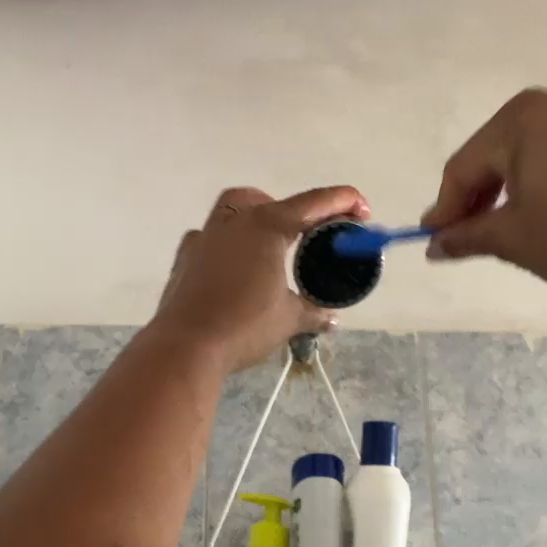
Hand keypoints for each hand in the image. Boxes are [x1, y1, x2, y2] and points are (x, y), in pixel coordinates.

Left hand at [150, 185, 369, 372]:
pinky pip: (208, 239)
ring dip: (252, 221)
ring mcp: (203, 238)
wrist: (185, 348)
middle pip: (263, 199)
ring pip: (229, 211)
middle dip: (286, 209)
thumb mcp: (288, 320)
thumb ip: (312, 312)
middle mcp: (233, 222)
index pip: (313, 203)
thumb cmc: (243, 328)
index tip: (362, 211)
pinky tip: (232, 271)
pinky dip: (225, 246)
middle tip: (301, 236)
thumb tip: (332, 319)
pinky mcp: (184, 258)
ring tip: (266, 252)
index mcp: (266, 227)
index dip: (342, 203)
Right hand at [421, 86, 546, 289]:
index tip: (435, 242)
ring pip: (535, 153)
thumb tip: (435, 245)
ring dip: (513, 190)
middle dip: (478, 196)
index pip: (463, 166)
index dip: (445, 209)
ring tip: (509, 228)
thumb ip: (467, 237)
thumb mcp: (512, 239)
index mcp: (521, 120)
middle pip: (498, 152)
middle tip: (468, 236)